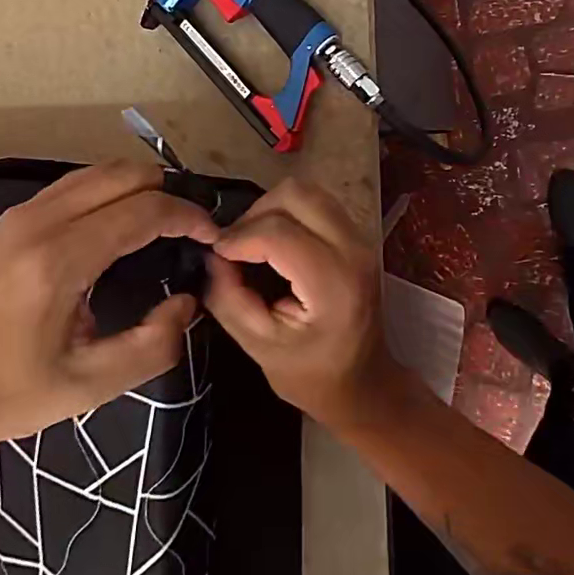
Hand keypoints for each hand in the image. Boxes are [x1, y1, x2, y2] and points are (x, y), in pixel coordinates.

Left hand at [0, 162, 218, 454]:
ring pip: (100, 171)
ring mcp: (20, 215)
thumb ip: (153, 345)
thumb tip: (188, 301)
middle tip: (191, 232)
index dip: (188, 218)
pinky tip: (123, 224)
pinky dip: (112, 191)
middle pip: (125, 174)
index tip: (211, 238)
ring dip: (141, 188)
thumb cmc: (3, 394)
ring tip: (165, 225)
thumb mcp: (87, 388)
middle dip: (169, 195)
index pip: (143, 210)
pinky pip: (76, 184)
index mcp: (58, 262)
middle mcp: (38, 222)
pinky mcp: (11, 219)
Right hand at [202, 178, 407, 428]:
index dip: (238, 238)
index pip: (278, 232)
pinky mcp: (357, 236)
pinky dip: (288, 213)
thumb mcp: (260, 346)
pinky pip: (316, 203)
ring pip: (307, 191)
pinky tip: (274, 244)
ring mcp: (361, 238)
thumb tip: (210, 255)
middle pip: (296, 194)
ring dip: (271, 209)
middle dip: (255, 215)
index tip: (215, 255)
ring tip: (253, 244)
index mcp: (334, 282)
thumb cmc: (312, 374)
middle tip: (236, 247)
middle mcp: (354, 250)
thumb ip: (229, 297)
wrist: (363, 383)